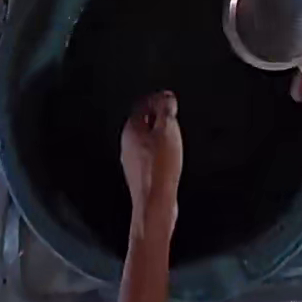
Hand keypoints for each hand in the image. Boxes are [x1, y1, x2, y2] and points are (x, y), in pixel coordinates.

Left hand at [119, 90, 182, 238]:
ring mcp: (132, 162)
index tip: (169, 100)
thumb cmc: (160, 168)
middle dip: (159, 118)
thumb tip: (166, 97)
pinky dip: (161, 152)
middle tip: (173, 117)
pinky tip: (171, 158)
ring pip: (147, 140)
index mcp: (131, 130)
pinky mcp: (141, 176)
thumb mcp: (168, 130)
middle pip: (144, 122)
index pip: (143, 105)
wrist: (155, 205)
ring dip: (160, 136)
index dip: (157, 99)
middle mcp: (127, 145)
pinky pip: (150, 156)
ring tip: (174, 137)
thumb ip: (166, 109)